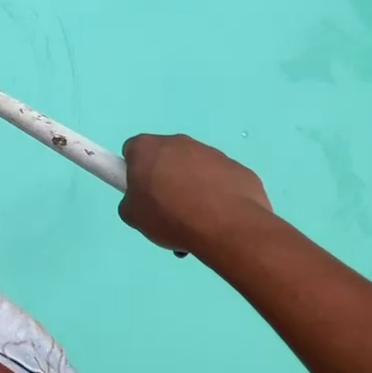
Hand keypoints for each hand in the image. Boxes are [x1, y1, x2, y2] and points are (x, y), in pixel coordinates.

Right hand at [118, 134, 272, 255]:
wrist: (229, 230)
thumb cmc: (170, 217)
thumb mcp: (133, 216)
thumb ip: (130, 201)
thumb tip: (141, 202)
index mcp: (146, 147)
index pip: (133, 152)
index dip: (135, 172)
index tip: (143, 192)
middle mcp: (178, 142)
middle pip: (166, 157)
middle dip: (166, 179)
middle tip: (169, 208)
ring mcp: (213, 154)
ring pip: (197, 168)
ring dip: (195, 186)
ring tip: (200, 218)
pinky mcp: (241, 170)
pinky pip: (224, 180)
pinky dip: (221, 195)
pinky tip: (222, 217)